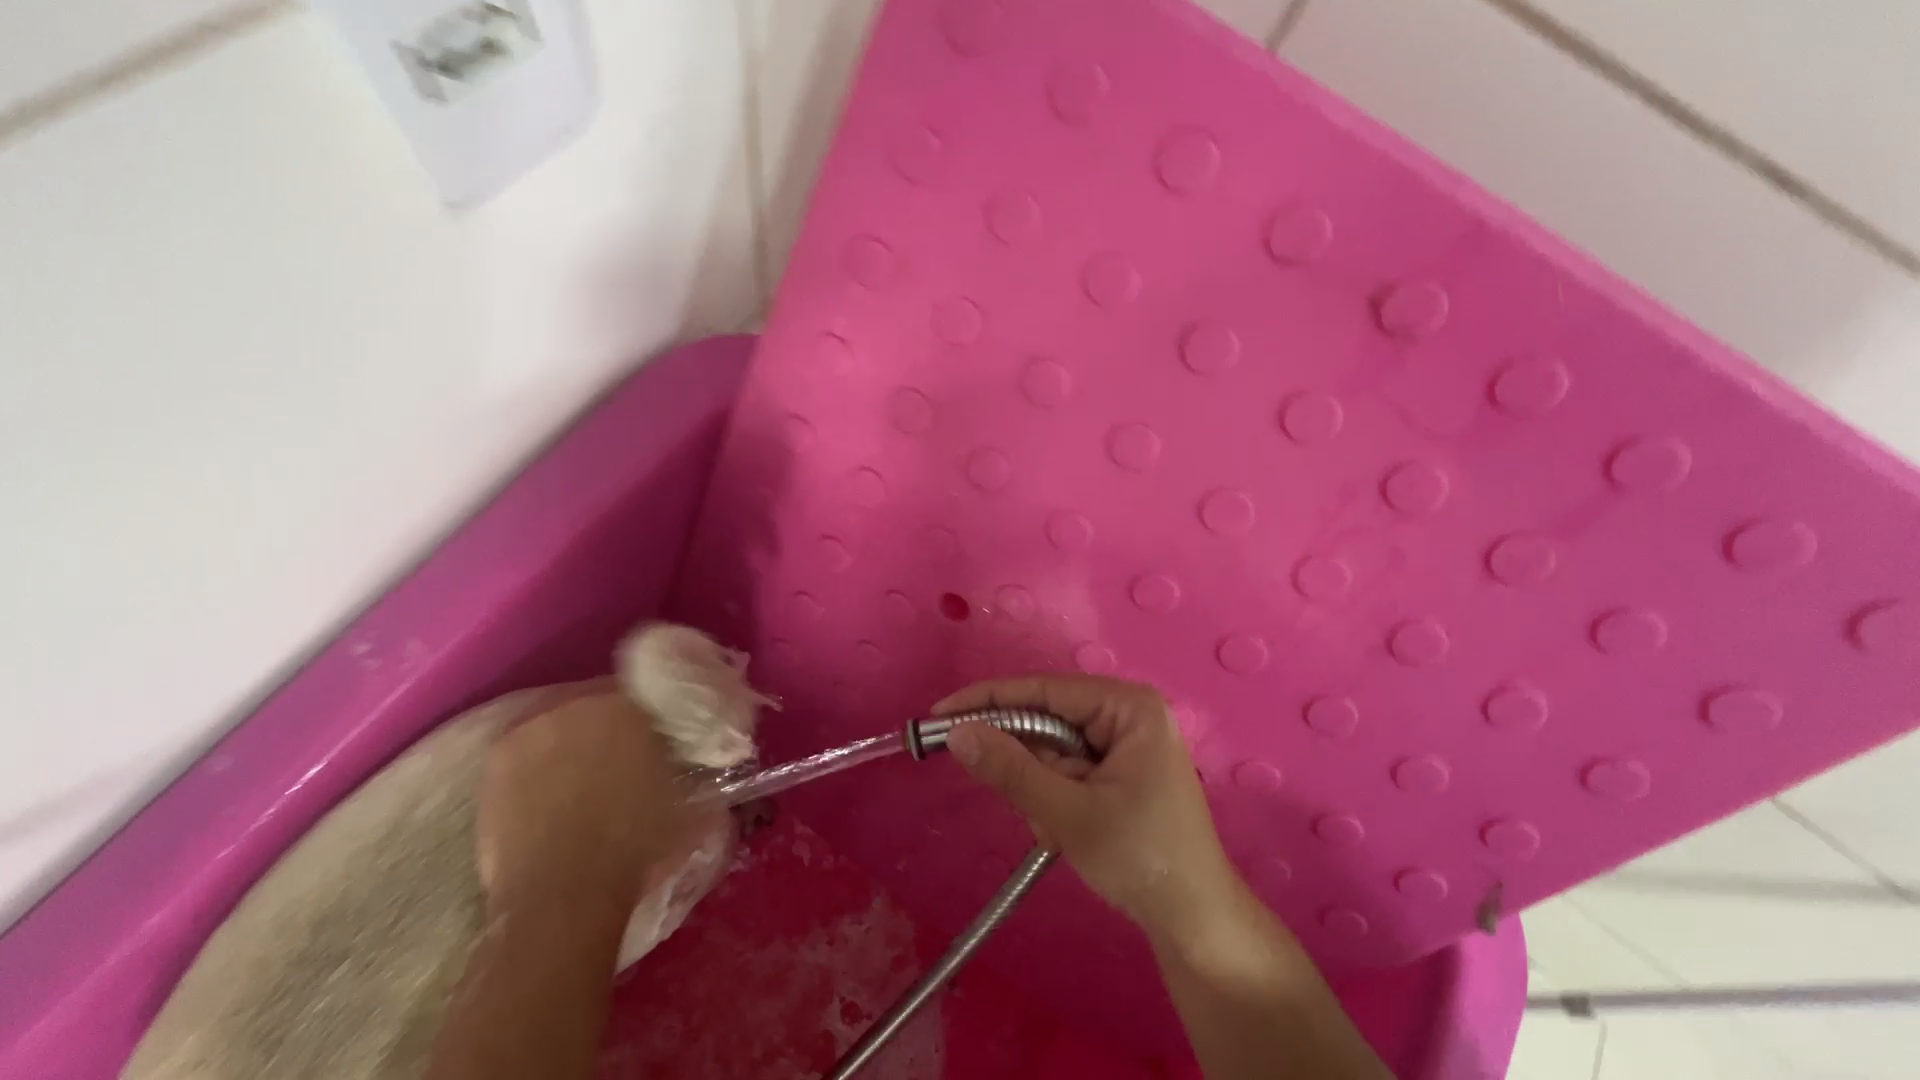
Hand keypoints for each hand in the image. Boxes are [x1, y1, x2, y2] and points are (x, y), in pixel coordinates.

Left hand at [476, 684, 703, 920]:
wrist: (561, 897)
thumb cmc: (635, 849)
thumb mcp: (690, 806)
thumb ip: (693, 769)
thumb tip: (697, 761)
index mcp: (631, 706)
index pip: (651, 689)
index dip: (659, 713)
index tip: (665, 735)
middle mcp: (577, 703)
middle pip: (600, 698)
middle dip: (614, 720)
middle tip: (628, 753)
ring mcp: (530, 728)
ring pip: (561, 720)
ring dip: (575, 737)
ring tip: (587, 775)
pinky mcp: (495, 760)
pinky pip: (529, 746)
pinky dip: (542, 761)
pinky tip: (554, 791)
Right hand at [935, 675, 1239, 944]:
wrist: (1196, 921)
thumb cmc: (1141, 858)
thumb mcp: (1068, 813)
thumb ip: (1011, 769)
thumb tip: (957, 733)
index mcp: (1128, 707)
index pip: (1043, 690)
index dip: (988, 701)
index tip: (938, 717)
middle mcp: (1128, 715)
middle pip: (1047, 722)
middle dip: (1026, 768)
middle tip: (1025, 807)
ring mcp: (1126, 745)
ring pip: (1052, 753)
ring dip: (1041, 793)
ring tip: (1060, 833)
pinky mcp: (1121, 773)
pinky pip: (1068, 773)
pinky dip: (1054, 803)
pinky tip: (1068, 836)